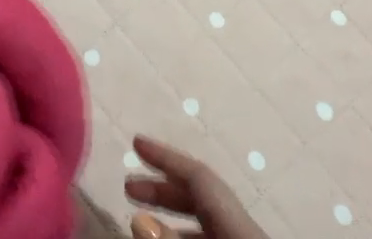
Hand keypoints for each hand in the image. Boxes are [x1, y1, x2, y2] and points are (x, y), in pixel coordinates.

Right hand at [124, 136, 268, 238]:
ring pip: (205, 217)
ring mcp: (243, 236)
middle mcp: (243, 224)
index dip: (166, 156)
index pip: (199, 175)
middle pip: (201, 194)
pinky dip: (184, 232)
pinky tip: (163, 236)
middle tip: (128, 184)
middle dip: (162, 187)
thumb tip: (137, 219)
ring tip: (136, 218)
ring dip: (169, 214)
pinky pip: (211, 235)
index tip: (135, 141)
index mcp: (239, 220)